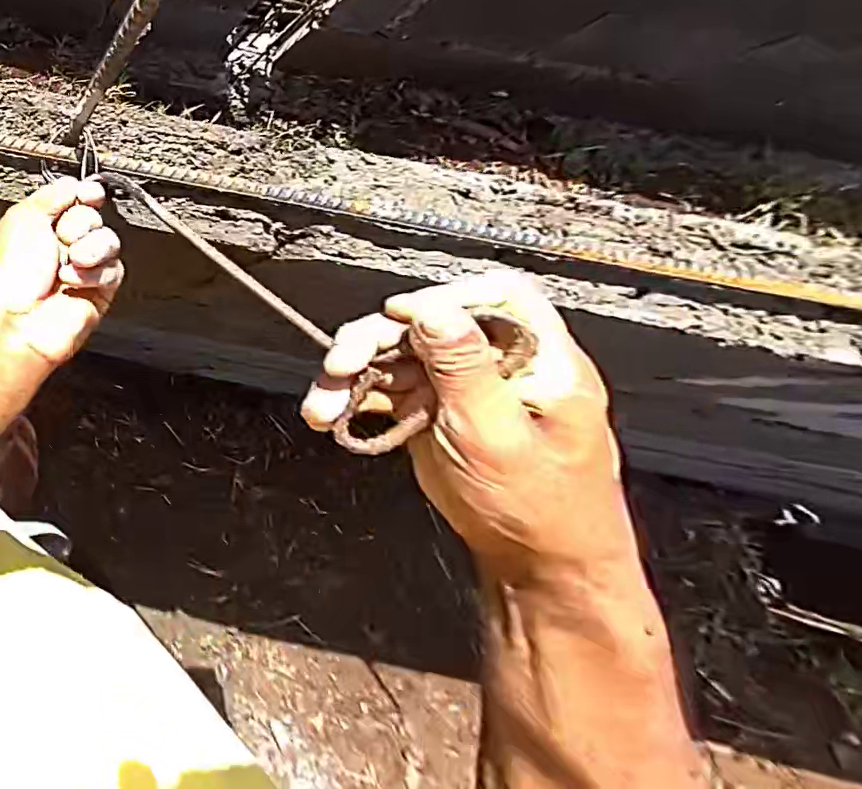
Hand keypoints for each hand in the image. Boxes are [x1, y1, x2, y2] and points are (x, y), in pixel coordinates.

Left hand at [0, 177, 123, 365]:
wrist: (13, 322)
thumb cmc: (6, 277)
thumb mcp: (22, 217)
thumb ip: (52, 194)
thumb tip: (75, 183)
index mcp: (35, 227)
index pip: (73, 200)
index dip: (83, 194)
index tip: (87, 194)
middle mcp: (57, 248)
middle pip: (93, 217)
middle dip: (81, 224)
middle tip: (63, 238)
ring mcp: (78, 270)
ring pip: (108, 242)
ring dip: (90, 248)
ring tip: (70, 262)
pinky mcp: (96, 293)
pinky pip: (113, 270)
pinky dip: (93, 274)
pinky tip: (72, 282)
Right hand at [300, 271, 635, 585]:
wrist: (534, 564)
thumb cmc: (539, 508)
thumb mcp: (496, 434)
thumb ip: (463, 368)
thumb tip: (434, 311)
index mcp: (537, 362)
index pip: (495, 298)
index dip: (442, 298)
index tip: (398, 316)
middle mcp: (494, 365)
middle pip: (422, 325)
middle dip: (372, 341)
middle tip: (339, 365)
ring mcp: (456, 386)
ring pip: (389, 355)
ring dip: (347, 376)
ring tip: (322, 406)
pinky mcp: (427, 406)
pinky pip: (378, 387)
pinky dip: (347, 399)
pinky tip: (329, 415)